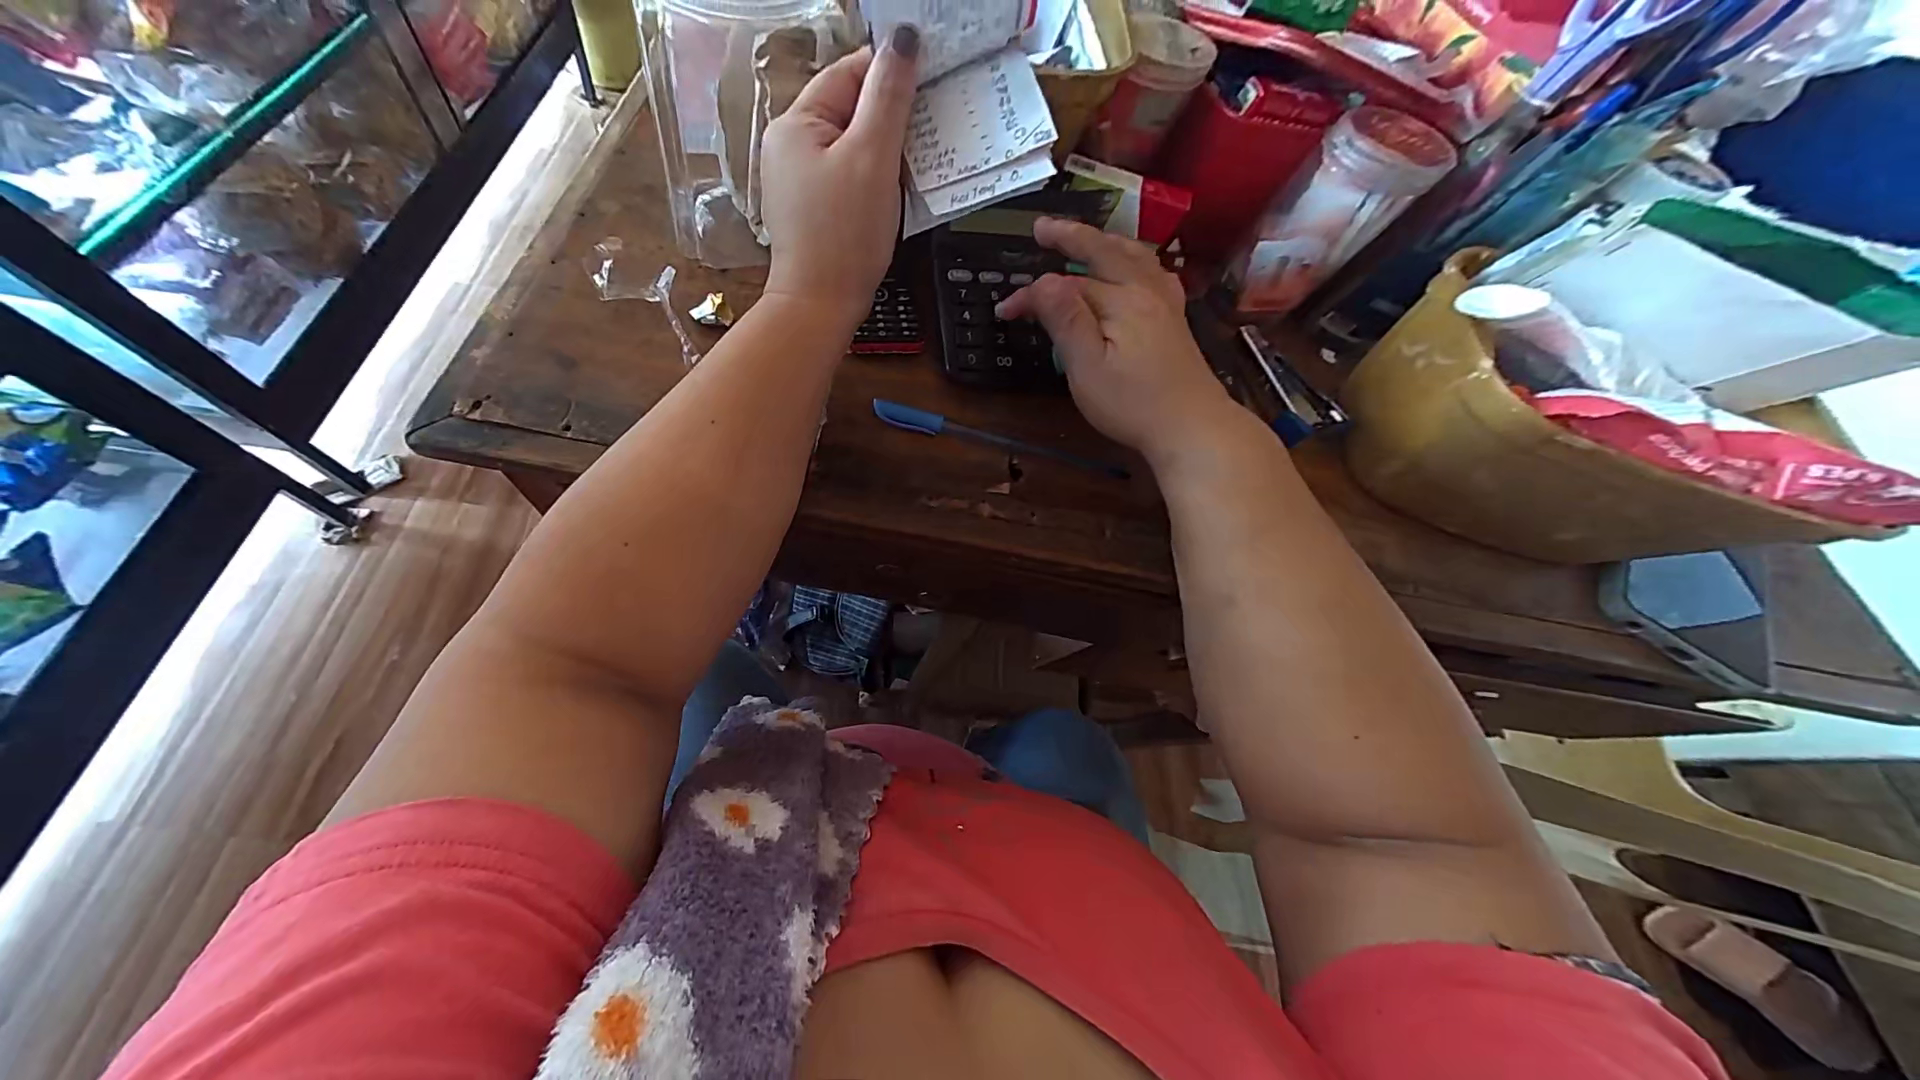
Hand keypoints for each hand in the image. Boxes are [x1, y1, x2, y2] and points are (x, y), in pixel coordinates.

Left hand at [760, 32, 918, 325]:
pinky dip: (873, 179)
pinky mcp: (811, 208)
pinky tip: (891, 195)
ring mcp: (798, 179)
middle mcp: (789, 145)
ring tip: (912, 168)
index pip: (849, 74)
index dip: (891, 75)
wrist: (821, 305)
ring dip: (885, 151)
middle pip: (850, 110)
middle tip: (928, 134)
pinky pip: (847, 176)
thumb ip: (889, 96)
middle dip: (890, 118)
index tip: (931, 87)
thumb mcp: (872, 158)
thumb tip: (904, 37)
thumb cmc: (846, 235)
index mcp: (795, 122)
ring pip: (851, 146)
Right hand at [996, 219, 1235, 462]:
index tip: (1006, 310)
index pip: (1067, 285)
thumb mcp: (1088, 368)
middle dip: (1071, 237)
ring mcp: (1166, 303)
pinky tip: (1135, 268)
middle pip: (1105, 252)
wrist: (1192, 427)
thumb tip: (1044, 281)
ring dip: (1105, 241)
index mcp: (1121, 301)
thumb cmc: (1133, 403)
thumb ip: (1066, 320)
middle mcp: (1146, 291)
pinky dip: (1135, 260)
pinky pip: (1153, 272)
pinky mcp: (1176, 320)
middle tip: (1042, 228)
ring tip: (1086, 238)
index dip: (1033, 294)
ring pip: (1134, 257)